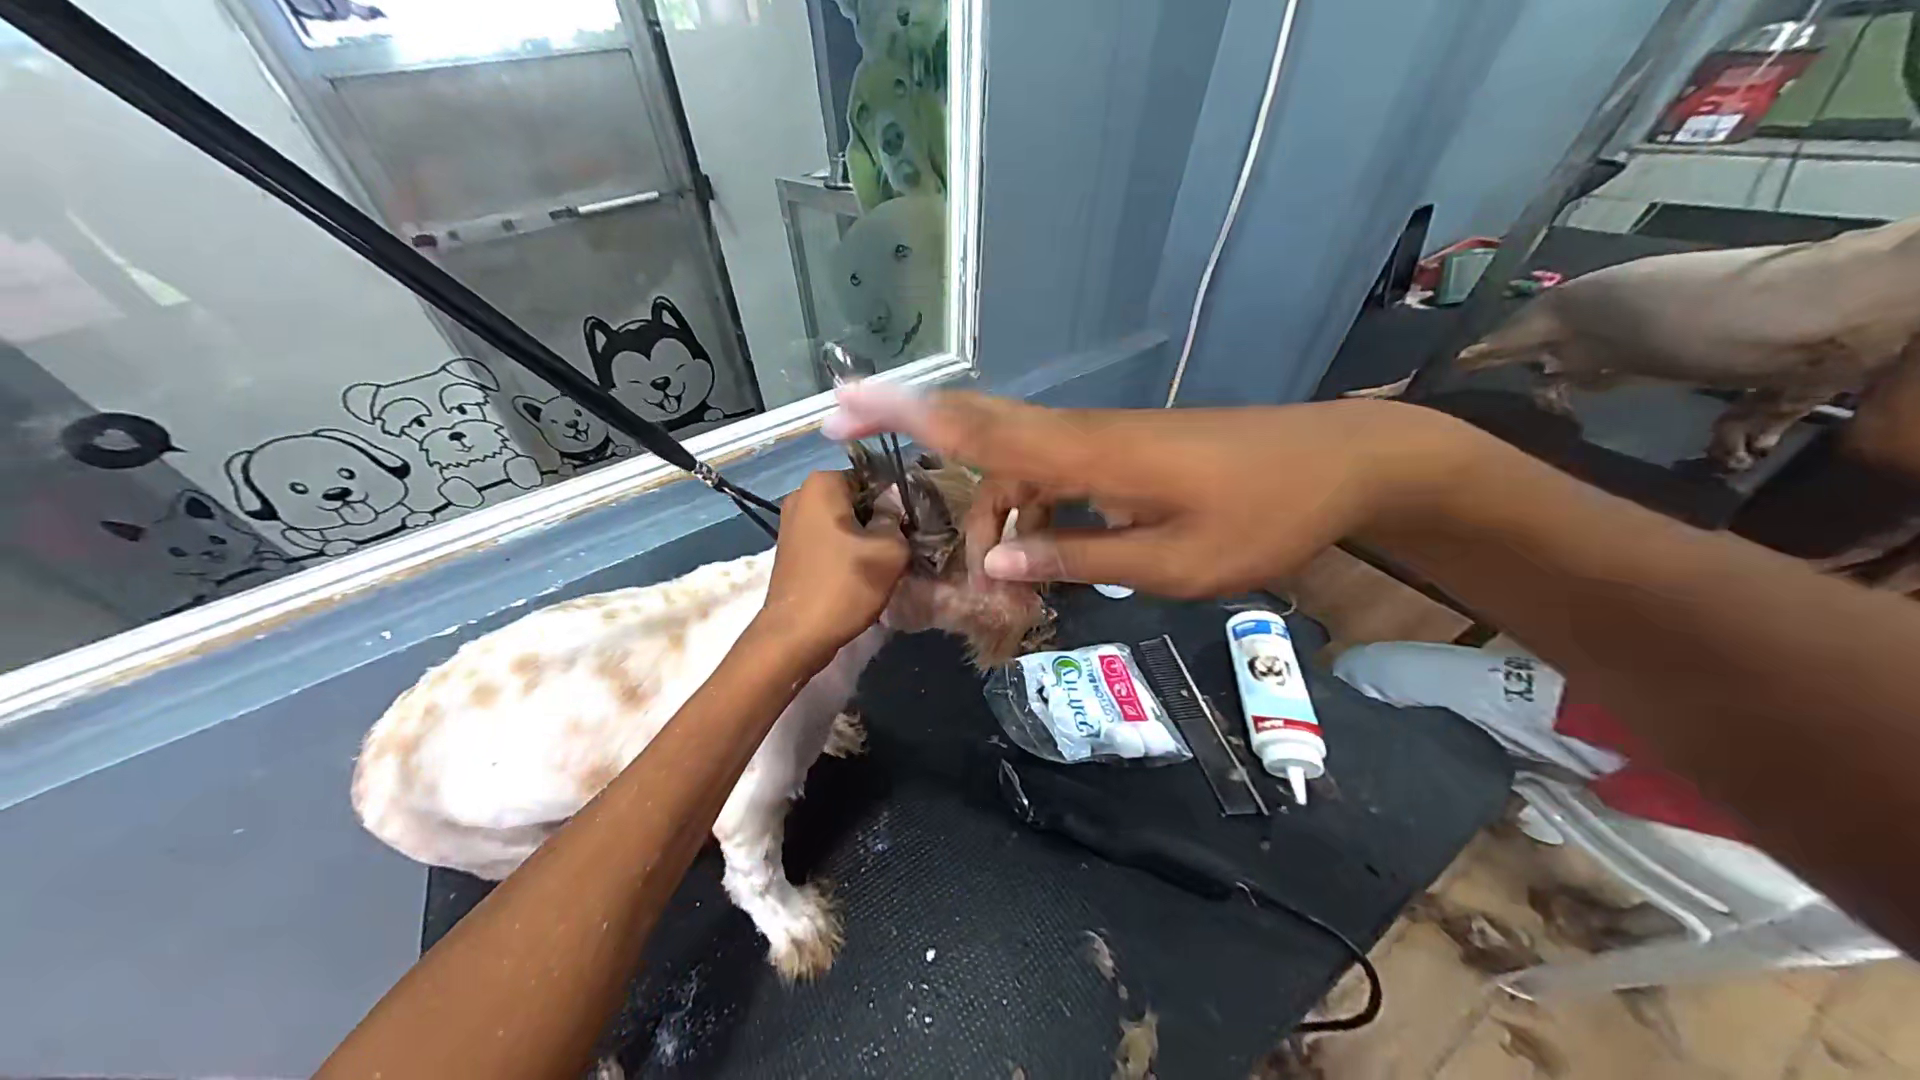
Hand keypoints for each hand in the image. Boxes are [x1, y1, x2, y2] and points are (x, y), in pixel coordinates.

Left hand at [759, 470, 910, 652]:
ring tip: (886, 562)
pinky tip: (863, 573)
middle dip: (882, 519)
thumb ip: (900, 520)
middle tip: (904, 545)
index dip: (899, 500)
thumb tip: (898, 509)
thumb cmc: (843, 585)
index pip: (876, 477)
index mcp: (822, 483)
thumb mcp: (889, 551)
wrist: (795, 635)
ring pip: (846, 522)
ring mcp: (793, 523)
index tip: (914, 524)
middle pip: (859, 499)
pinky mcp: (793, 550)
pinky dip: (848, 552)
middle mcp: (802, 495)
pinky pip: (831, 540)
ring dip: (867, 539)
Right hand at [823, 385, 1479, 597]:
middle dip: (912, 432)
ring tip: (987, 580)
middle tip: (851, 437)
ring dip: (983, 510)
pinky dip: (1024, 509)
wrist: (1335, 465)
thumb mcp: (1169, 563)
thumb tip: (995, 559)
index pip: (976, 428)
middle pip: (979, 430)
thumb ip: (1076, 558)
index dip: (904, 414)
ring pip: (1012, 462)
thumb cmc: (1260, 517)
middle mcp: (1080, 435)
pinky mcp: (1117, 454)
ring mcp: (1099, 441)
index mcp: (1085, 454)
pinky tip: (1029, 552)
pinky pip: (1048, 473)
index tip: (842, 405)